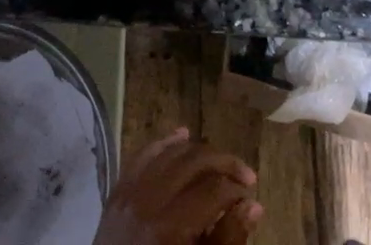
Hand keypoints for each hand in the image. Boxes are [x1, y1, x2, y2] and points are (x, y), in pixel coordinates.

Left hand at [92, 128, 262, 244]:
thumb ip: (227, 240)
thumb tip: (253, 206)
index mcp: (169, 227)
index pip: (212, 191)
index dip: (237, 190)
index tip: (250, 198)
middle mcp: (146, 200)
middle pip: (192, 162)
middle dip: (224, 162)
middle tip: (245, 175)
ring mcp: (127, 192)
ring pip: (169, 152)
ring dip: (198, 151)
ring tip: (221, 163)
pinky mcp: (117, 191)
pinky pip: (142, 155)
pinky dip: (164, 143)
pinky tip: (182, 136)